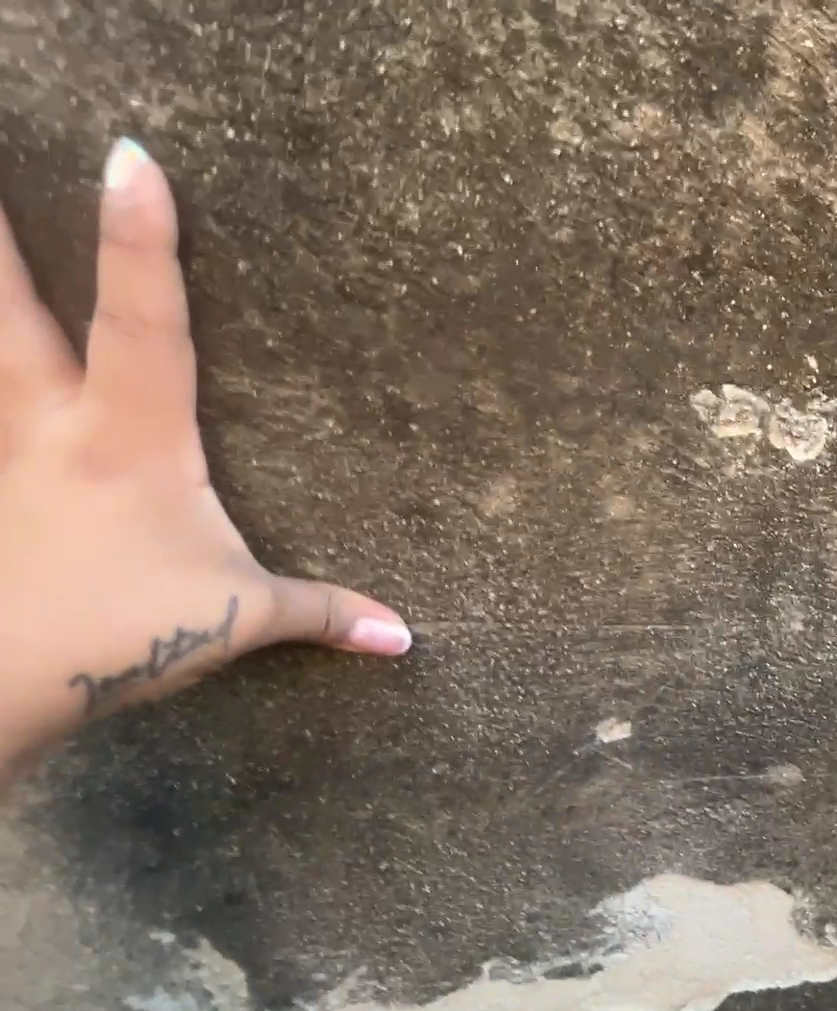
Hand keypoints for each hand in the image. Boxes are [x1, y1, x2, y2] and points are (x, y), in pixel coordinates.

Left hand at [0, 139, 409, 770]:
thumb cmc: (121, 632)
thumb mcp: (245, 617)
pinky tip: (0, 369)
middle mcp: (58, 428)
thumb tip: (408, 638)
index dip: (141, 242)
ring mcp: (11, 453)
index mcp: (135, 442)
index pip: (147, 323)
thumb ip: (329, 614)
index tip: (131, 159)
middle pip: (14, 311)